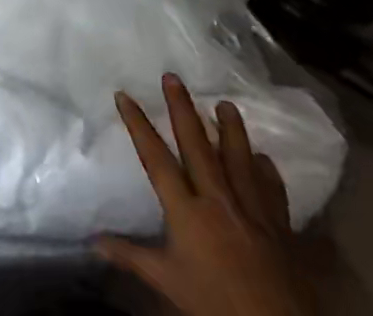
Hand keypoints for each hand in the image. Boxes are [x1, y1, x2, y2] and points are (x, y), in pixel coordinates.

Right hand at [97, 74, 311, 315]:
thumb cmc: (215, 300)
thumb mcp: (166, 280)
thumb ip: (130, 255)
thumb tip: (92, 241)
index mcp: (186, 209)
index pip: (156, 158)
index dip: (138, 125)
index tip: (124, 96)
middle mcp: (218, 201)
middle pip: (199, 147)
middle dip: (184, 111)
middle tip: (174, 79)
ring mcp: (253, 213)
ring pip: (240, 162)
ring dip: (232, 131)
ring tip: (227, 104)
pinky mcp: (280, 230)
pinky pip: (273, 193)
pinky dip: (268, 172)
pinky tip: (265, 158)